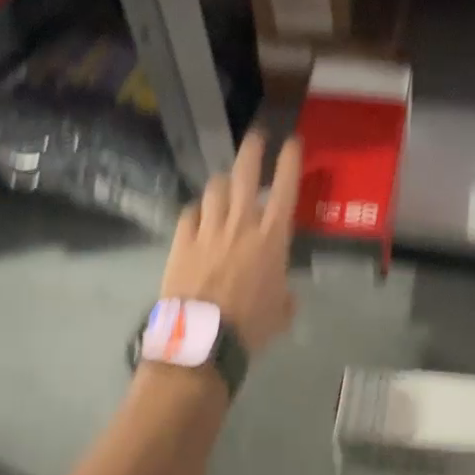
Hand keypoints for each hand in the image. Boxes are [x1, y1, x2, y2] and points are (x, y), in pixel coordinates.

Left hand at [158, 131, 302, 355]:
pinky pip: (189, 213)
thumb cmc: (251, 325)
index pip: (286, 189)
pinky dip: (196, 211)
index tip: (292, 141)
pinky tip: (197, 214)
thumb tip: (284, 294)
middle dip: (252, 150)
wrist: (202, 338)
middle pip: (245, 174)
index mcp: (272, 238)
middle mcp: (241, 224)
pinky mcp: (182, 241)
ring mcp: (208, 230)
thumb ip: (285, 294)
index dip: (290, 161)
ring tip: (225, 183)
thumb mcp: (282, 312)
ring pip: (215, 189)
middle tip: (256, 136)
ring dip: (222, 182)